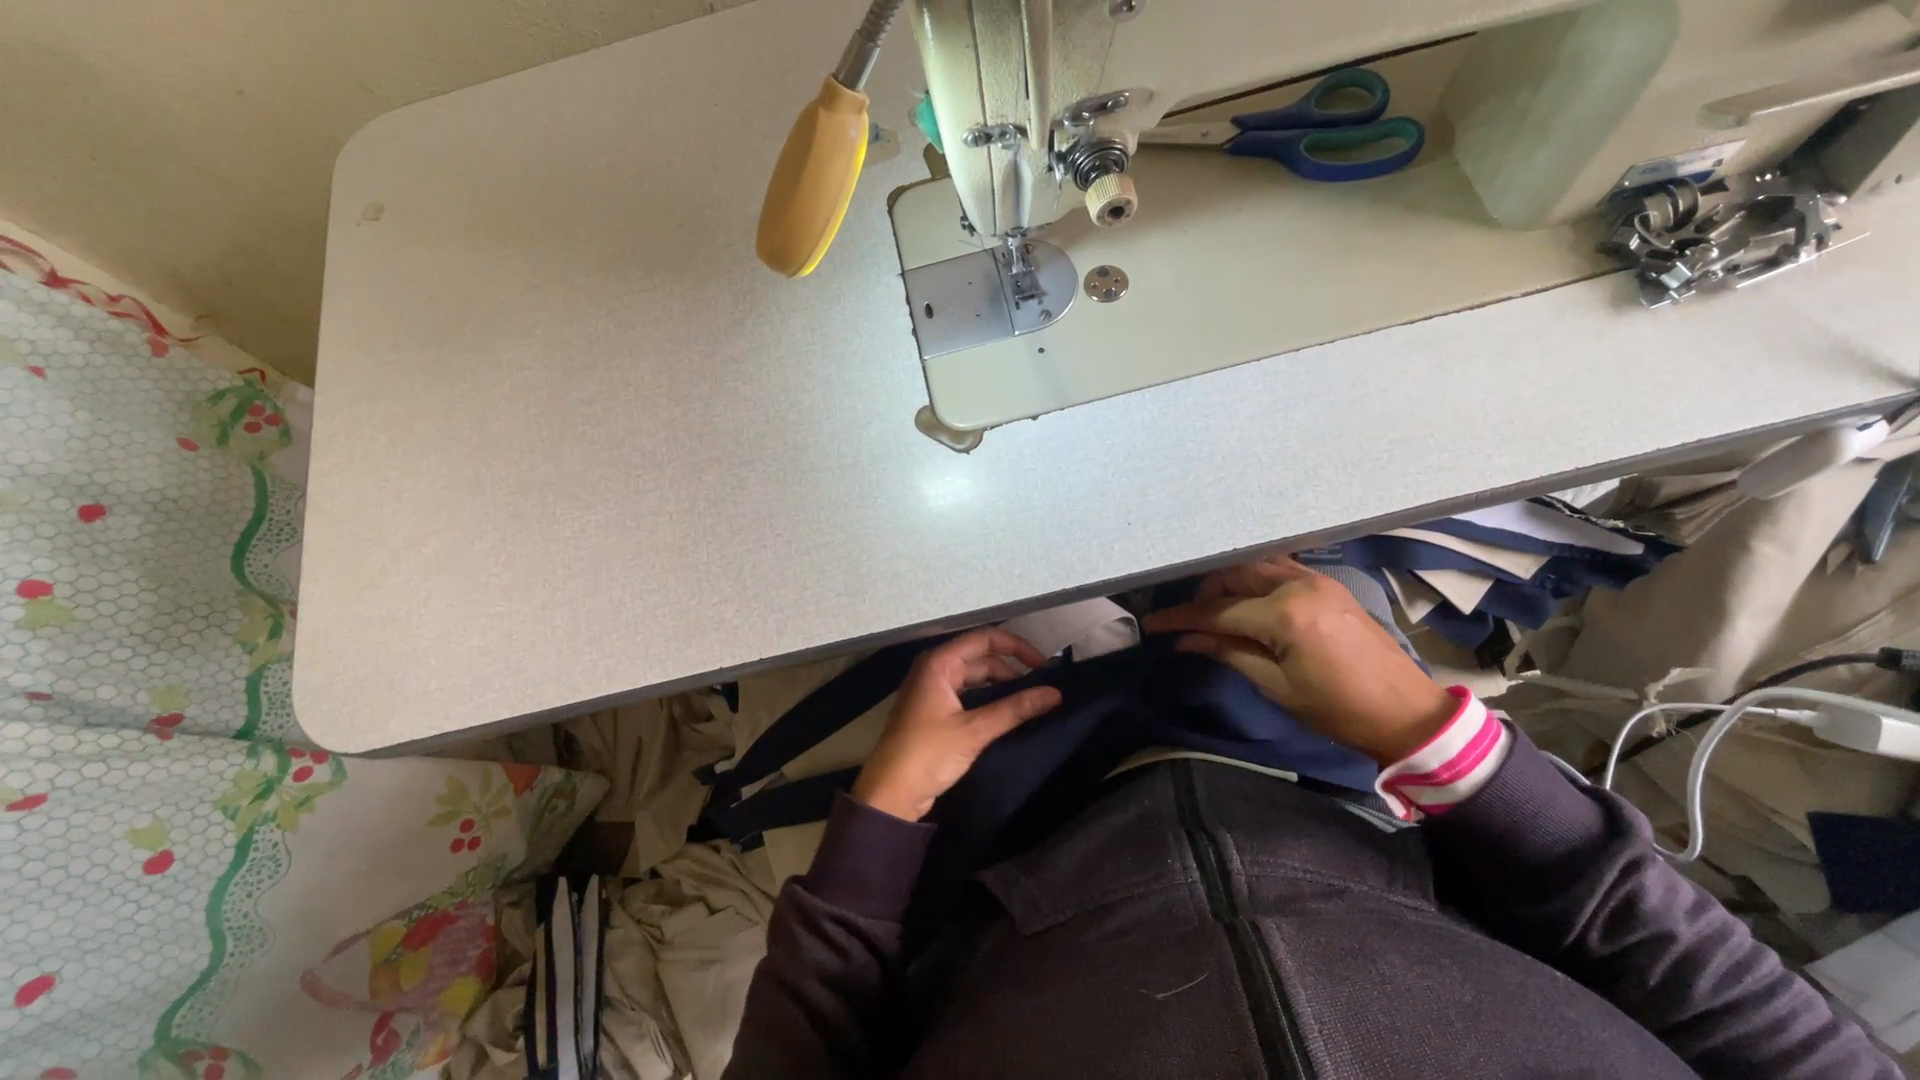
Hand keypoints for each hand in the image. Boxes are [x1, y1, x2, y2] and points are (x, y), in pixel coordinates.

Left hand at [851, 629, 1064, 821]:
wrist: (890, 793)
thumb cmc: (927, 755)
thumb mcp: (974, 731)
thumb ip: (1015, 709)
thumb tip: (1055, 693)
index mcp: (939, 664)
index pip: (985, 639)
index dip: (1017, 647)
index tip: (1044, 665)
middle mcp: (935, 670)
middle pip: (982, 659)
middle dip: (1013, 670)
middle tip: (1044, 689)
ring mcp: (934, 692)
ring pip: (976, 679)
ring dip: (1003, 687)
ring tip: (1033, 701)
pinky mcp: (936, 713)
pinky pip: (969, 697)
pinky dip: (990, 701)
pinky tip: (1011, 714)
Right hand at [1144, 557, 1455, 764]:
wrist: (1405, 711)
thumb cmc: (1338, 709)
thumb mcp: (1277, 686)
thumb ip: (1229, 653)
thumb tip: (1186, 640)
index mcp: (1285, 614)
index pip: (1218, 610)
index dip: (1181, 618)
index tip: (1152, 625)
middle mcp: (1299, 584)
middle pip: (1233, 575)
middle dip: (1203, 594)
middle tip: (1183, 619)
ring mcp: (1317, 579)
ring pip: (1256, 566)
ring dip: (1228, 582)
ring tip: (1210, 609)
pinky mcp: (1328, 584)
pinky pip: (1280, 569)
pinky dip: (1254, 579)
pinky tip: (1243, 598)